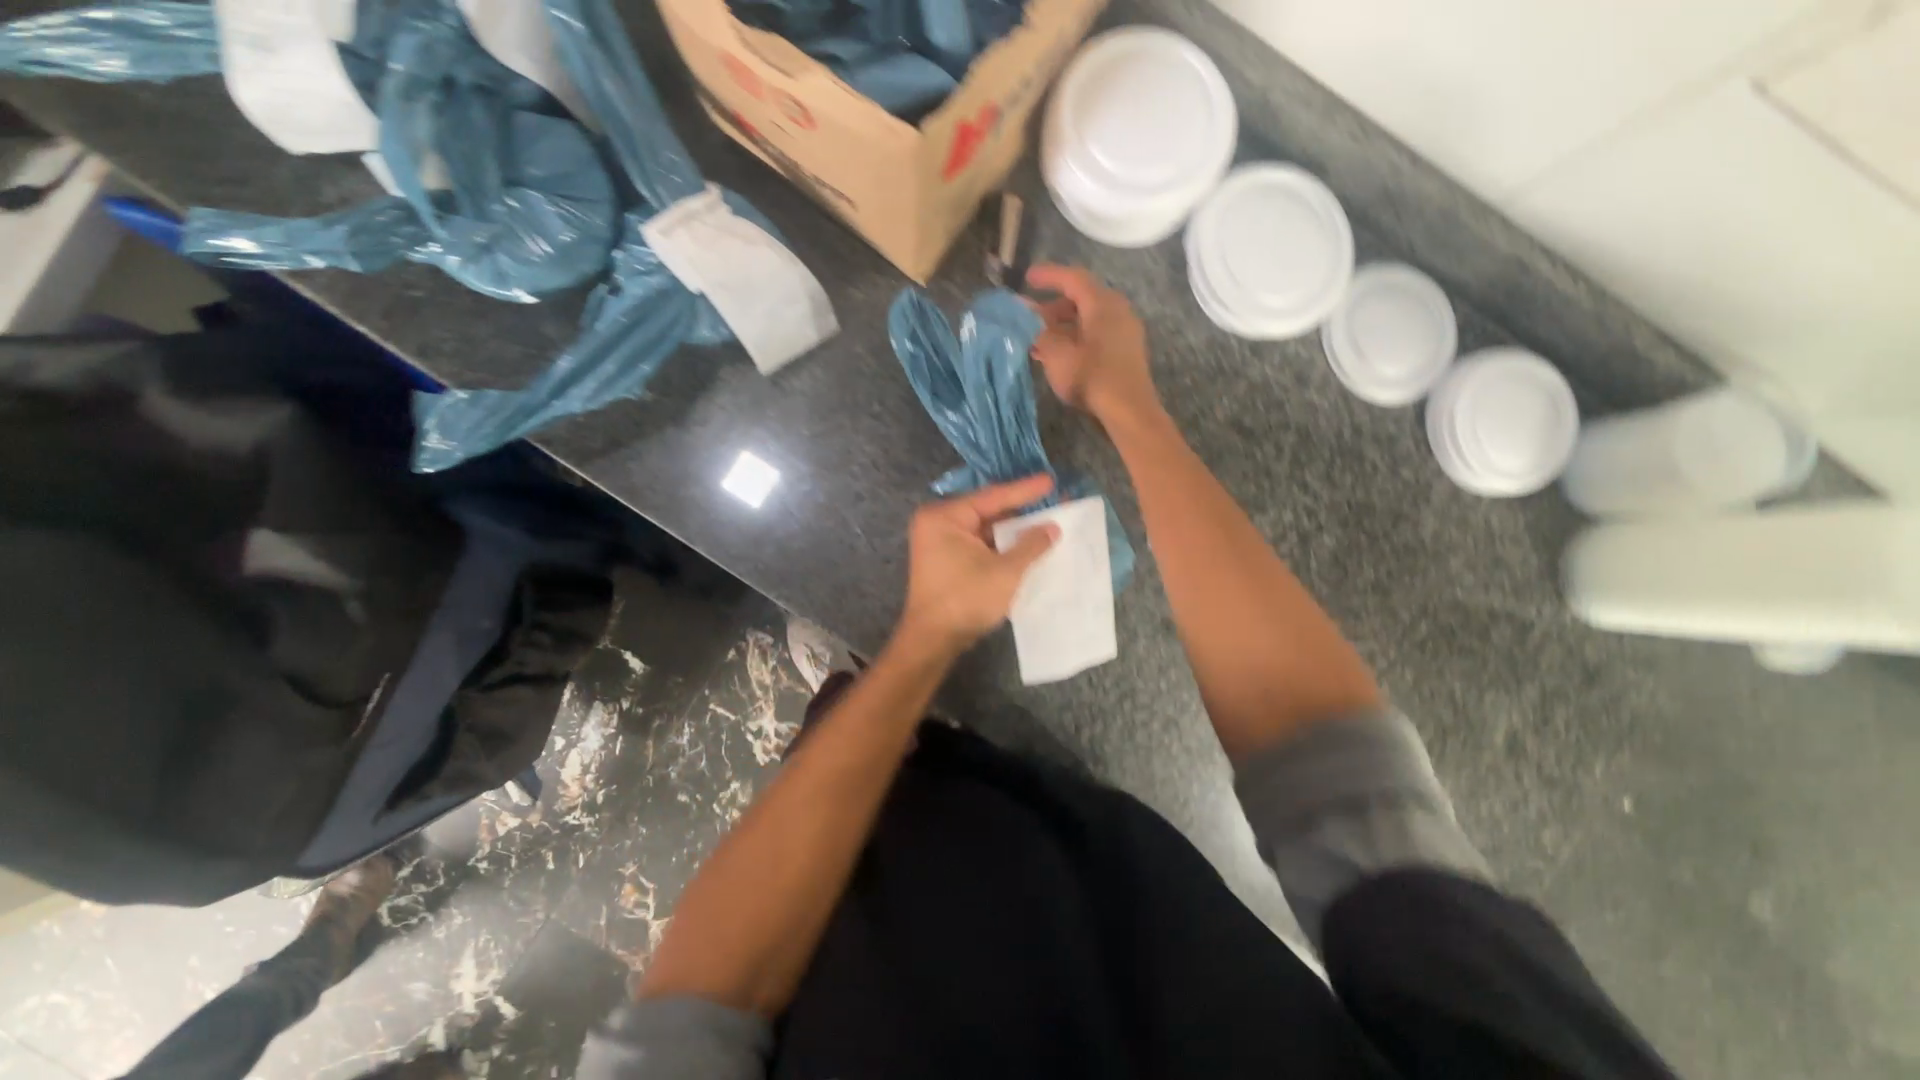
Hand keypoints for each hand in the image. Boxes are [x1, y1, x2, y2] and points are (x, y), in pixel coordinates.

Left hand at [898, 474, 1060, 654]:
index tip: (1050, 480)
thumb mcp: (1005, 571)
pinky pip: (979, 545)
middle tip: (1053, 500)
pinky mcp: (946, 562)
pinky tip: (1027, 545)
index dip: (1024, 490)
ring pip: (985, 530)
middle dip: (1021, 511)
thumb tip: (1052, 528)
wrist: (933, 640)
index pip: (992, 497)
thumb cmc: (965, 599)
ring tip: (1047, 522)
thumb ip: (1031, 545)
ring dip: (1014, 531)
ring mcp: (940, 544)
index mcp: (944, 517)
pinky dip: (1002, 546)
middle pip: (988, 511)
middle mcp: (938, 524)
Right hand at [1027, 265, 1160, 425]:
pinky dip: (1075, 336)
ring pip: (1088, 317)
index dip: (1048, 276)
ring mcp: (1125, 330)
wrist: (1129, 410)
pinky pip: (1097, 332)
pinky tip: (1058, 355)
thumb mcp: (1057, 353)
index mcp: (1102, 303)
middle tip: (1030, 318)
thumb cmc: (1091, 377)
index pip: (1073, 278)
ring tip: (1038, 342)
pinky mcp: (1126, 350)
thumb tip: (1022, 310)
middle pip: (1081, 298)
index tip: (1026, 278)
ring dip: (1062, 325)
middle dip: (1052, 306)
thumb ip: (1038, 328)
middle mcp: (1117, 310)